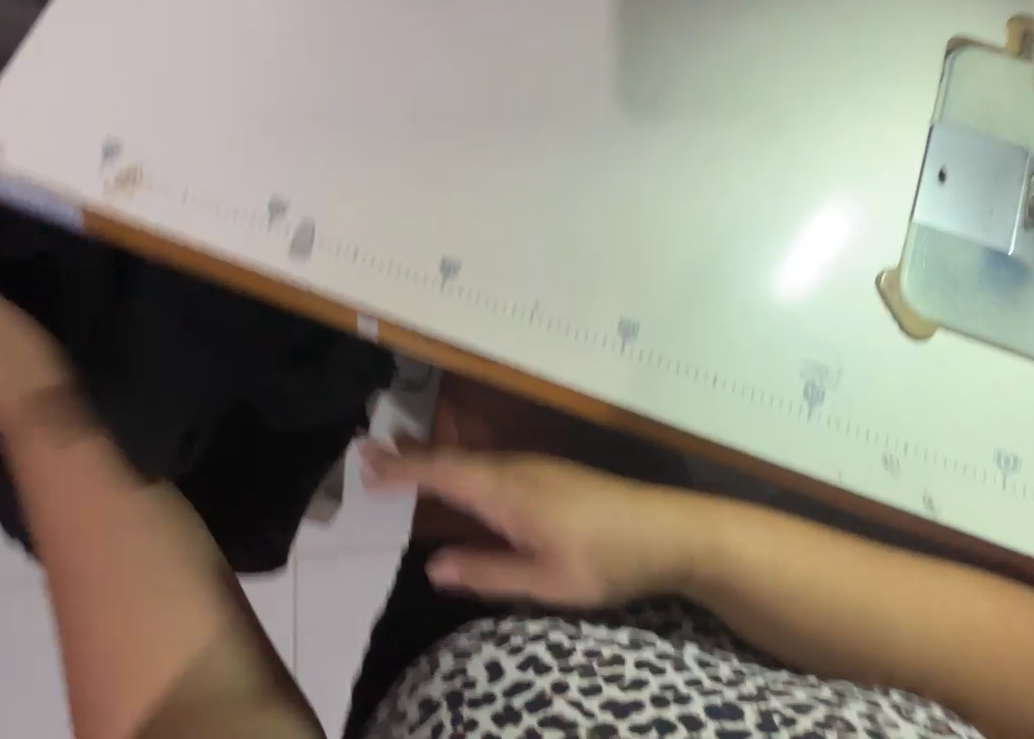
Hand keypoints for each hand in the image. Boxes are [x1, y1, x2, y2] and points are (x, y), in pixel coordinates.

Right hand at [362, 442, 704, 606]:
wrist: (667, 529)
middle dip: (411, 456)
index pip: (443, 474)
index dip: (403, 469)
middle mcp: (515, 468)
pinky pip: (490, 464)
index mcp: (507, 491)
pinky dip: (461, 466)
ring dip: (434, 459)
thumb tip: (433, 566)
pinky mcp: (550, 473)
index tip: (365, 462)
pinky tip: (460, 481)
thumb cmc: (605, 559)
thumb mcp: (545, 581)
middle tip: (369, 451)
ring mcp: (535, 466)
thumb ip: (487, 572)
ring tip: (401, 460)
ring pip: (472, 458)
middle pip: (453, 458)